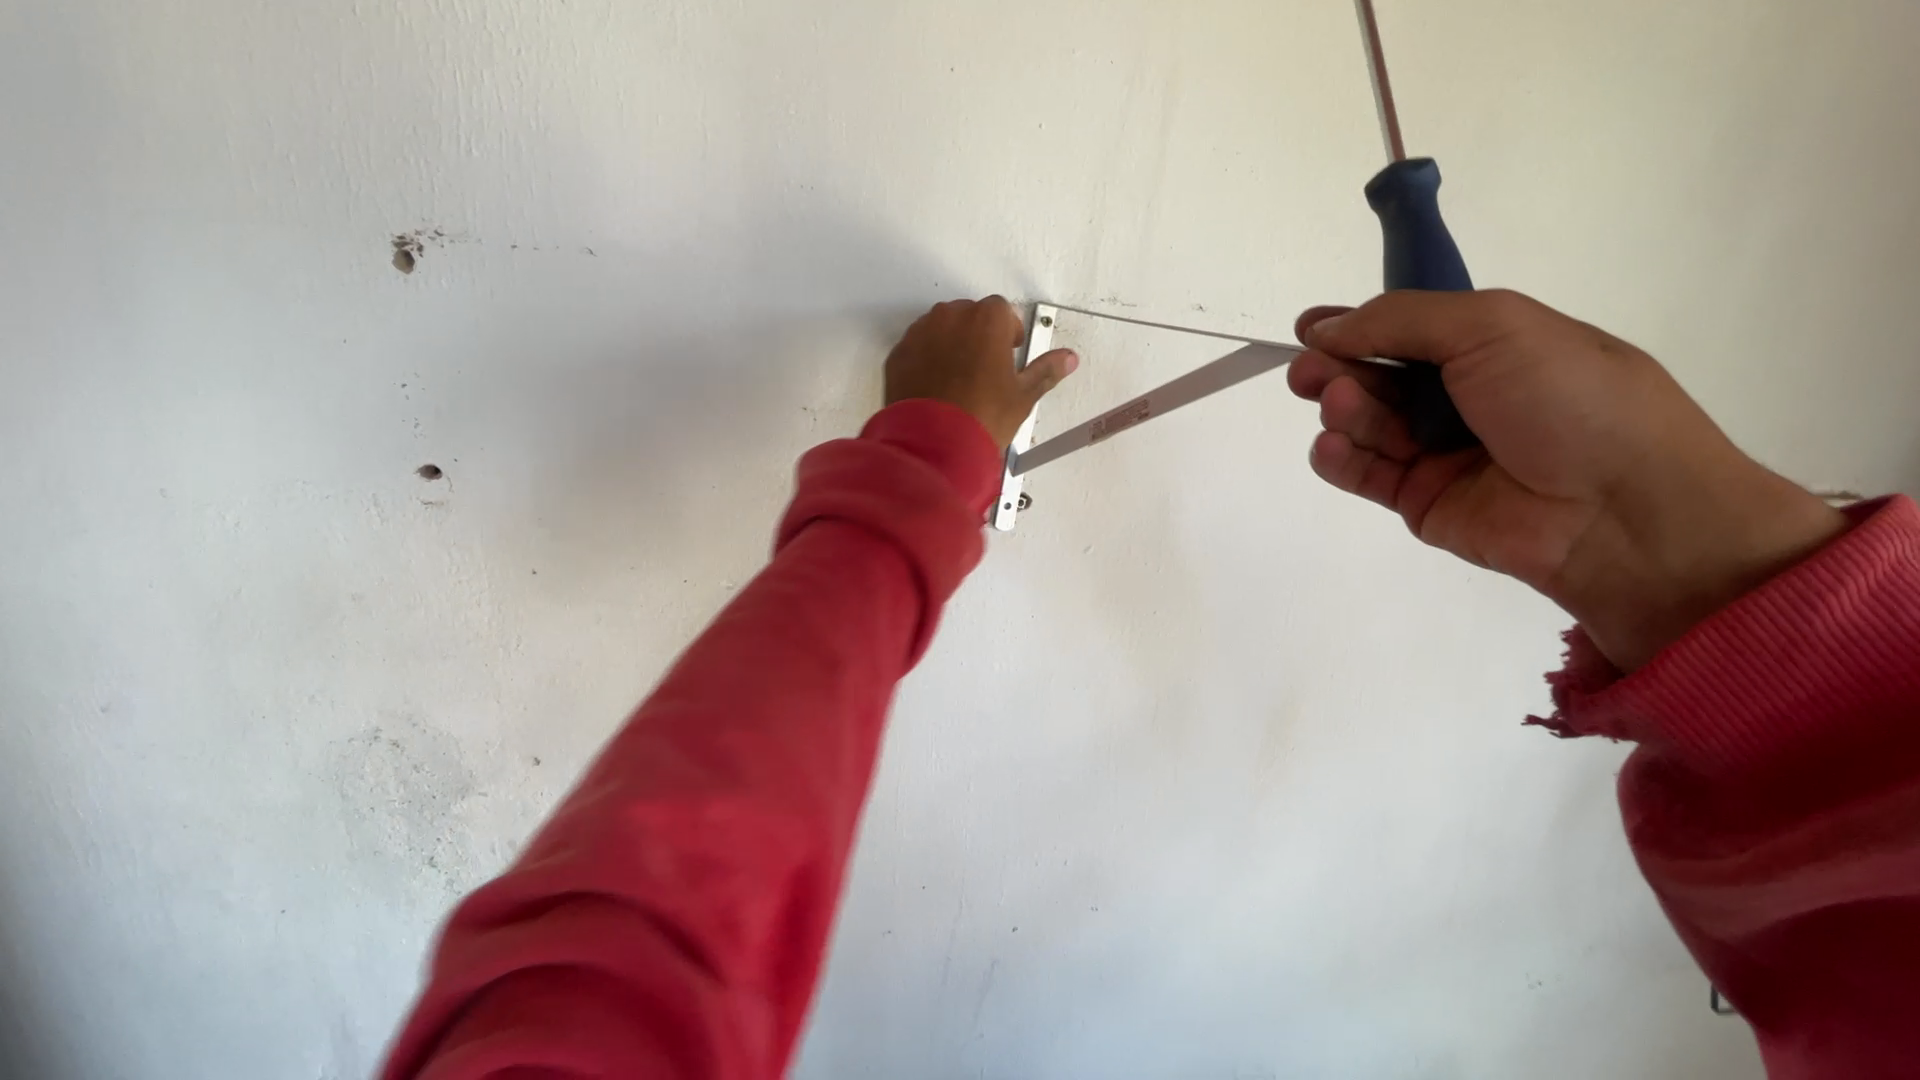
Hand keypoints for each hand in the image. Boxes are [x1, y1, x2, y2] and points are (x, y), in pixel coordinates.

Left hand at [885, 296, 1077, 448]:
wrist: (933, 443)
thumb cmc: (980, 417)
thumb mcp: (1022, 396)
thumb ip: (1046, 370)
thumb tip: (1067, 359)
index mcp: (987, 319)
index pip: (1002, 311)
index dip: (1007, 333)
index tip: (1009, 353)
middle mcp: (951, 317)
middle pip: (969, 315)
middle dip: (978, 336)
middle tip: (984, 369)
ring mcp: (921, 333)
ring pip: (941, 328)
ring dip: (951, 344)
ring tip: (958, 380)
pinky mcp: (899, 353)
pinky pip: (917, 347)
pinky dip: (926, 359)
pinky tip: (936, 387)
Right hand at [1289, 289, 1846, 670]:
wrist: (1619, 512)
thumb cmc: (1568, 399)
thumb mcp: (1494, 326)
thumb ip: (1401, 319)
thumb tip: (1325, 328)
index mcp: (1491, 346)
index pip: (1408, 329)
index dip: (1358, 325)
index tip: (1311, 328)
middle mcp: (1461, 396)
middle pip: (1376, 375)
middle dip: (1336, 367)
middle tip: (1306, 371)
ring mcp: (1438, 451)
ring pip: (1364, 423)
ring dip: (1343, 409)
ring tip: (1338, 405)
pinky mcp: (1419, 500)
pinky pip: (1363, 473)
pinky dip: (1338, 457)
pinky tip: (1332, 446)